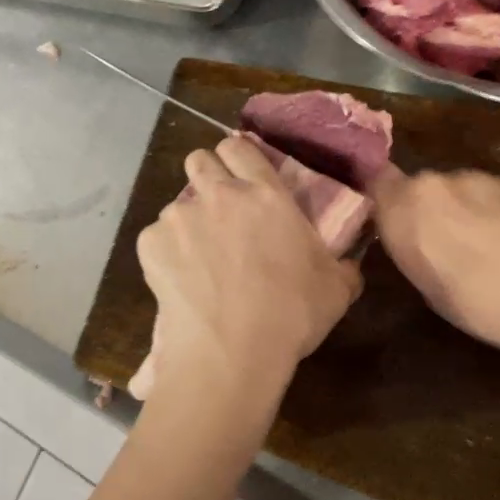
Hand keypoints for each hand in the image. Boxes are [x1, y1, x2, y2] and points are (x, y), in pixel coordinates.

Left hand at [136, 136, 360, 405]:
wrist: (231, 352)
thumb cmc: (290, 316)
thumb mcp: (335, 288)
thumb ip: (342, 264)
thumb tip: (349, 263)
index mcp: (265, 195)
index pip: (240, 147)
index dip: (237, 156)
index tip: (239, 174)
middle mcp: (219, 194)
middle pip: (199, 159)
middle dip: (206, 176)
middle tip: (217, 209)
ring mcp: (180, 216)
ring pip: (176, 204)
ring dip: (187, 222)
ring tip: (198, 259)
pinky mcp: (150, 242)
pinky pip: (155, 238)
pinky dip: (165, 254)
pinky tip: (180, 282)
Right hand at [368, 168, 499, 386]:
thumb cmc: (488, 308)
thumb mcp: (431, 290)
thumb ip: (414, 250)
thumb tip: (416, 237)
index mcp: (404, 208)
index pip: (375, 184)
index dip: (381, 201)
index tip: (385, 224)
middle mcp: (437, 182)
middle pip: (420, 188)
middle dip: (427, 211)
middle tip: (440, 249)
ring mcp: (483, 178)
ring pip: (459, 192)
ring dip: (465, 213)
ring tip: (488, 253)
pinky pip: (495, 196)